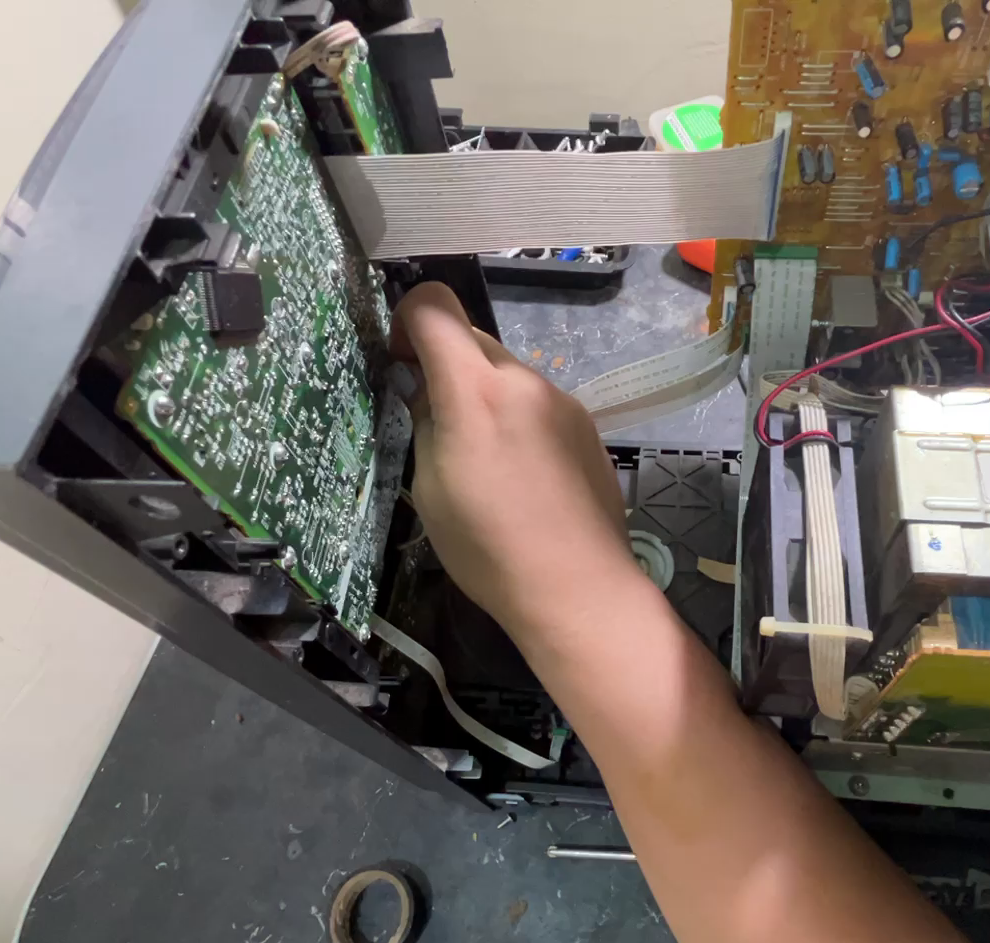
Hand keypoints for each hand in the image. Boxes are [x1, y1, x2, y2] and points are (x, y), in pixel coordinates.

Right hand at [390, 283, 640, 636]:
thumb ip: (425, 424)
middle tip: (439, 423)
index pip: (434, 307)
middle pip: (474, 339)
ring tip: (489, 462)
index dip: (406, 320)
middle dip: (447, 366)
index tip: (402, 364)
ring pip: (509, 374)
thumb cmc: (489, 549)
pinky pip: (539, 403)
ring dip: (487, 396)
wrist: (579, 588)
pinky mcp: (588, 426)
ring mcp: (565, 402)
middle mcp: (526, 381)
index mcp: (478, 391)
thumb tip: (423, 388)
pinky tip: (525, 475)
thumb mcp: (430, 490)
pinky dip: (519, 418)